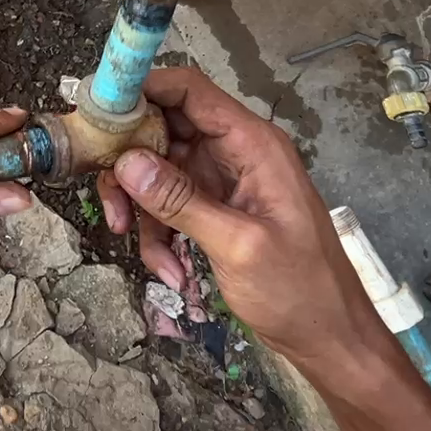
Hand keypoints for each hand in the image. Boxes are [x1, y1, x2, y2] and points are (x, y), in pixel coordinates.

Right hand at [96, 68, 383, 370]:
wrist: (332, 342)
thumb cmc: (302, 291)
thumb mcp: (239, 246)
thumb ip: (180, 200)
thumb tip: (126, 161)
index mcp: (251, 142)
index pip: (188, 89)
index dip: (142, 88)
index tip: (98, 112)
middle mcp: (231, 150)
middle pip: (161, 127)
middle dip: (127, 159)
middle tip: (108, 194)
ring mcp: (218, 177)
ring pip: (154, 167)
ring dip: (138, 205)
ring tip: (137, 242)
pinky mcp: (209, 204)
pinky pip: (165, 201)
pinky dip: (156, 231)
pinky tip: (169, 268)